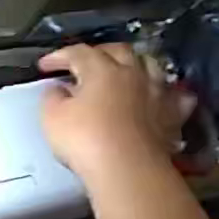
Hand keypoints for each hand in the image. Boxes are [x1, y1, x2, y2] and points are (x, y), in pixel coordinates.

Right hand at [38, 43, 195, 178]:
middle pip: (118, 51)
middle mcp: (133, 73)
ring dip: (134, 64)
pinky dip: (164, 91)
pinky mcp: (172, 114)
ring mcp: (157, 92)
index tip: (44, 66)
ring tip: (123, 72)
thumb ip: (51, 98)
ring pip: (150, 65)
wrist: (127, 167)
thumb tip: (57, 88)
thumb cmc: (84, 139)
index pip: (78, 53)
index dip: (60, 56)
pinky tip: (159, 96)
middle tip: (84, 63)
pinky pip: (174, 94)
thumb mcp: (52, 118)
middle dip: (99, 53)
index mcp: (102, 70)